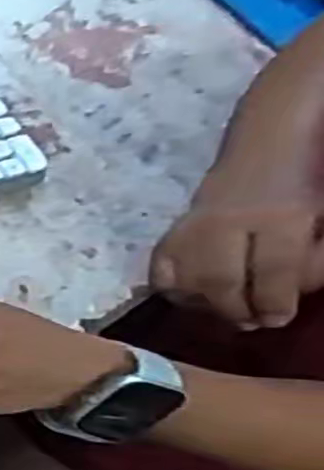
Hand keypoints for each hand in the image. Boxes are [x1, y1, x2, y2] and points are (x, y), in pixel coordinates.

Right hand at [151, 158, 323, 329]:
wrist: (270, 146)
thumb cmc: (311, 179)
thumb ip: (311, 253)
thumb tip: (289, 290)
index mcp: (278, 215)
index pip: (272, 269)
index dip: (275, 300)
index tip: (277, 321)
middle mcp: (223, 224)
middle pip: (220, 279)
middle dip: (234, 307)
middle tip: (249, 324)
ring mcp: (188, 229)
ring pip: (185, 278)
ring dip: (201, 303)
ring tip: (222, 314)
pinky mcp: (168, 233)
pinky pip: (161, 269)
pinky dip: (171, 288)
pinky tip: (190, 297)